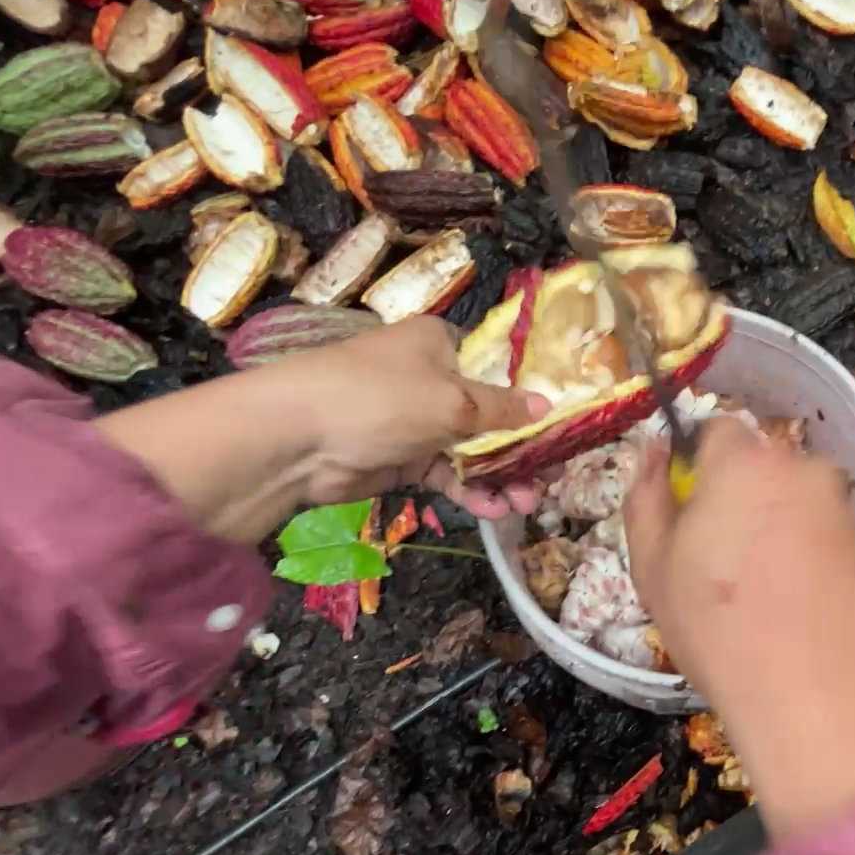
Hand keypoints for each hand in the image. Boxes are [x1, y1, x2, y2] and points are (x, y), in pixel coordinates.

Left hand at [273, 316, 549, 518]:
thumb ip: (504, 410)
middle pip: (493, 416)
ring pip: (473, 450)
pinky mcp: (403, 457)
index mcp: (441, 345)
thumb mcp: (452, 401)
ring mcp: (416, 420)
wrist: (292, 440)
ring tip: (526, 504)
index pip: (500, 370)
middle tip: (551, 479)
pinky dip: (471, 490)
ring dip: (501, 477)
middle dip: (522, 451)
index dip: (533, 401)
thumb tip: (550, 408)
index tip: (561, 431)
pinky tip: (493, 509)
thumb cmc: (380, 399)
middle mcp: (432, 378)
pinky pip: (448, 473)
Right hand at [624, 419, 854, 839]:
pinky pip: (821, 524)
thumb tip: (654, 451)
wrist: (816, 697)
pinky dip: (804, 543)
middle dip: (736, 491)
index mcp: (743, 462)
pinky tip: (795, 594)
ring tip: (760, 582)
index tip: (689, 509)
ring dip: (772, 517)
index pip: (716, 428)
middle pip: (758, 461)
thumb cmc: (718, 631)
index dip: (697, 463)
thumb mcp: (653, 567)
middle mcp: (800, 468)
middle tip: (719, 554)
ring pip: (792, 493)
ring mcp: (840, 504)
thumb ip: (646, 496)